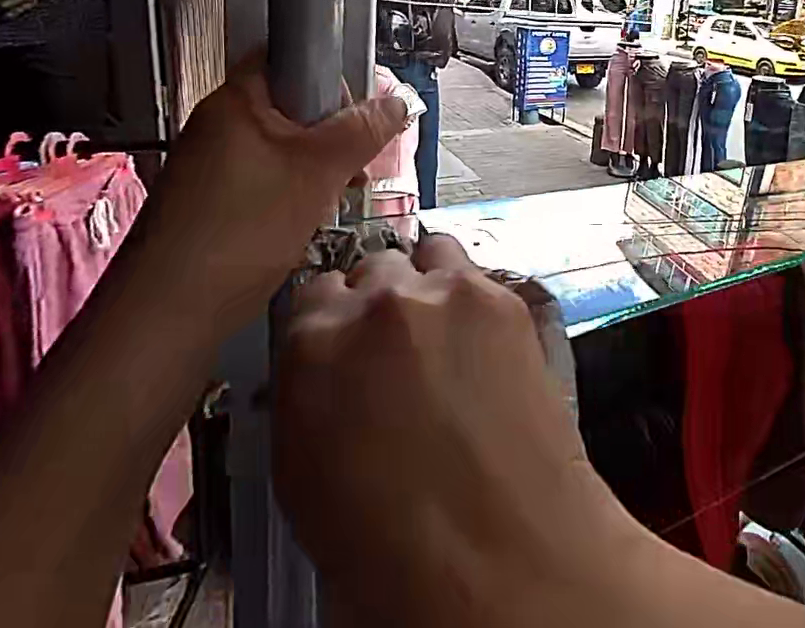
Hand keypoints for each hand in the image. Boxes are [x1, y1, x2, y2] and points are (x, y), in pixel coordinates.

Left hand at [124, 55, 407, 334]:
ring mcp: (217, 162)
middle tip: (356, 164)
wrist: (171, 311)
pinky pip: (272, 176)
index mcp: (238, 100)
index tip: (356, 113)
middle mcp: (223, 124)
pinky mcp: (218, 197)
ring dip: (322, 167)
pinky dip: (299, 190)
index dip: (330, 77)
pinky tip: (310, 218)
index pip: (289, 57)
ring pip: (288, 146)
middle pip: (295, 106)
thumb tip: (399, 103)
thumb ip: (362, 130)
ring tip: (337, 197)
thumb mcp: (319, 171)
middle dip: (335, 133)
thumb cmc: (244, 228)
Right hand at [274, 235, 643, 627]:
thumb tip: (319, 359)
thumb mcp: (303, 467)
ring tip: (441, 328)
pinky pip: (477, 274)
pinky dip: (472, 298)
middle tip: (397, 339)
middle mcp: (378, 303)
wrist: (496, 550)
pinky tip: (479, 342)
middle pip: (372, 268)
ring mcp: (446, 294)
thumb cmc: (391, 536)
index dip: (330, 315)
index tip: (345, 331)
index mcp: (313, 344)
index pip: (312, 291)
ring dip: (428, 282)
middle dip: (379, 298)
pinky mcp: (502, 300)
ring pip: (428, 255)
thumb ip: (306, 386)